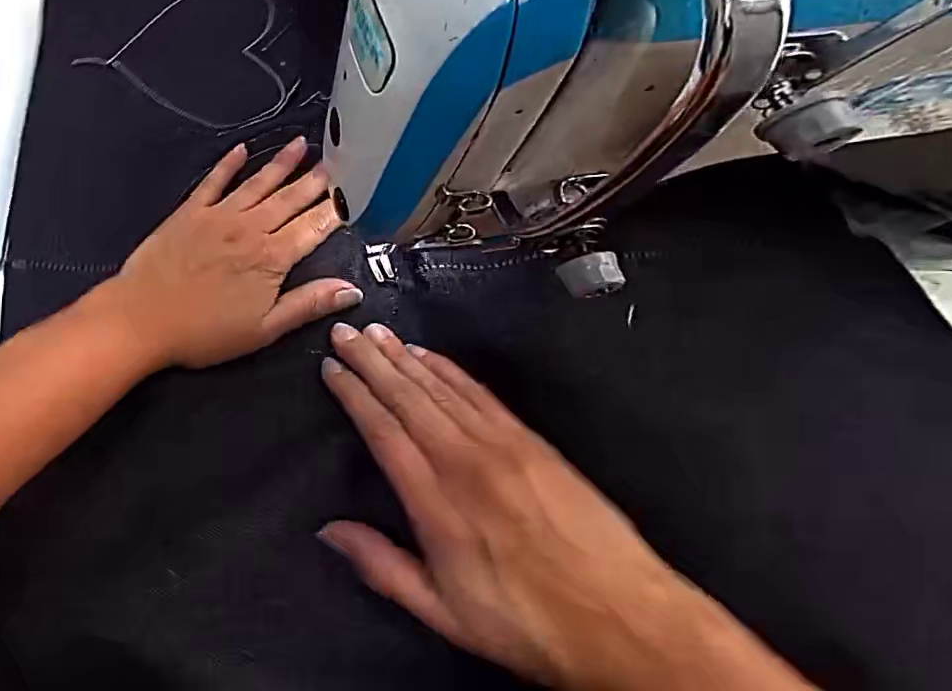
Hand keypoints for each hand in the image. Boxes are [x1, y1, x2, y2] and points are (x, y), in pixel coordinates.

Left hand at [101, 138, 359, 369]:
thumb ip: (309, 304)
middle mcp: (251, 227)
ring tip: (302, 144)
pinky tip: (242, 149)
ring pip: (259, 183)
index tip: (354, 193)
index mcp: (272, 257)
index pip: (314, 227)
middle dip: (316, 179)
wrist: (140, 319)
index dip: (336, 210)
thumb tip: (351, 291)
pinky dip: (229, 164)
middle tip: (336, 161)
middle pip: (291, 198)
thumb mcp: (264, 329)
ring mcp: (219, 215)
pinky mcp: (191, 211)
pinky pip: (214, 181)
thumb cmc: (204, 332)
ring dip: (282, 162)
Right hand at [319, 324, 815, 690]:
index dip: (354, 395)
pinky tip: (429, 355)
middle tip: (347, 331)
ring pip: (440, 387)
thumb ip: (382, 566)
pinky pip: (478, 391)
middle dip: (372, 361)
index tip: (332, 368)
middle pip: (407, 396)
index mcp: (438, 504)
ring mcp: (500, 442)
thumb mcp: (444, 613)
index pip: (383, 432)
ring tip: (378, 334)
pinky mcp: (528, 437)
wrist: (621, 612)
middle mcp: (465, 460)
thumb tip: (330, 530)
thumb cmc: (528, 621)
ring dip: (404, 357)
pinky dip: (448, 369)